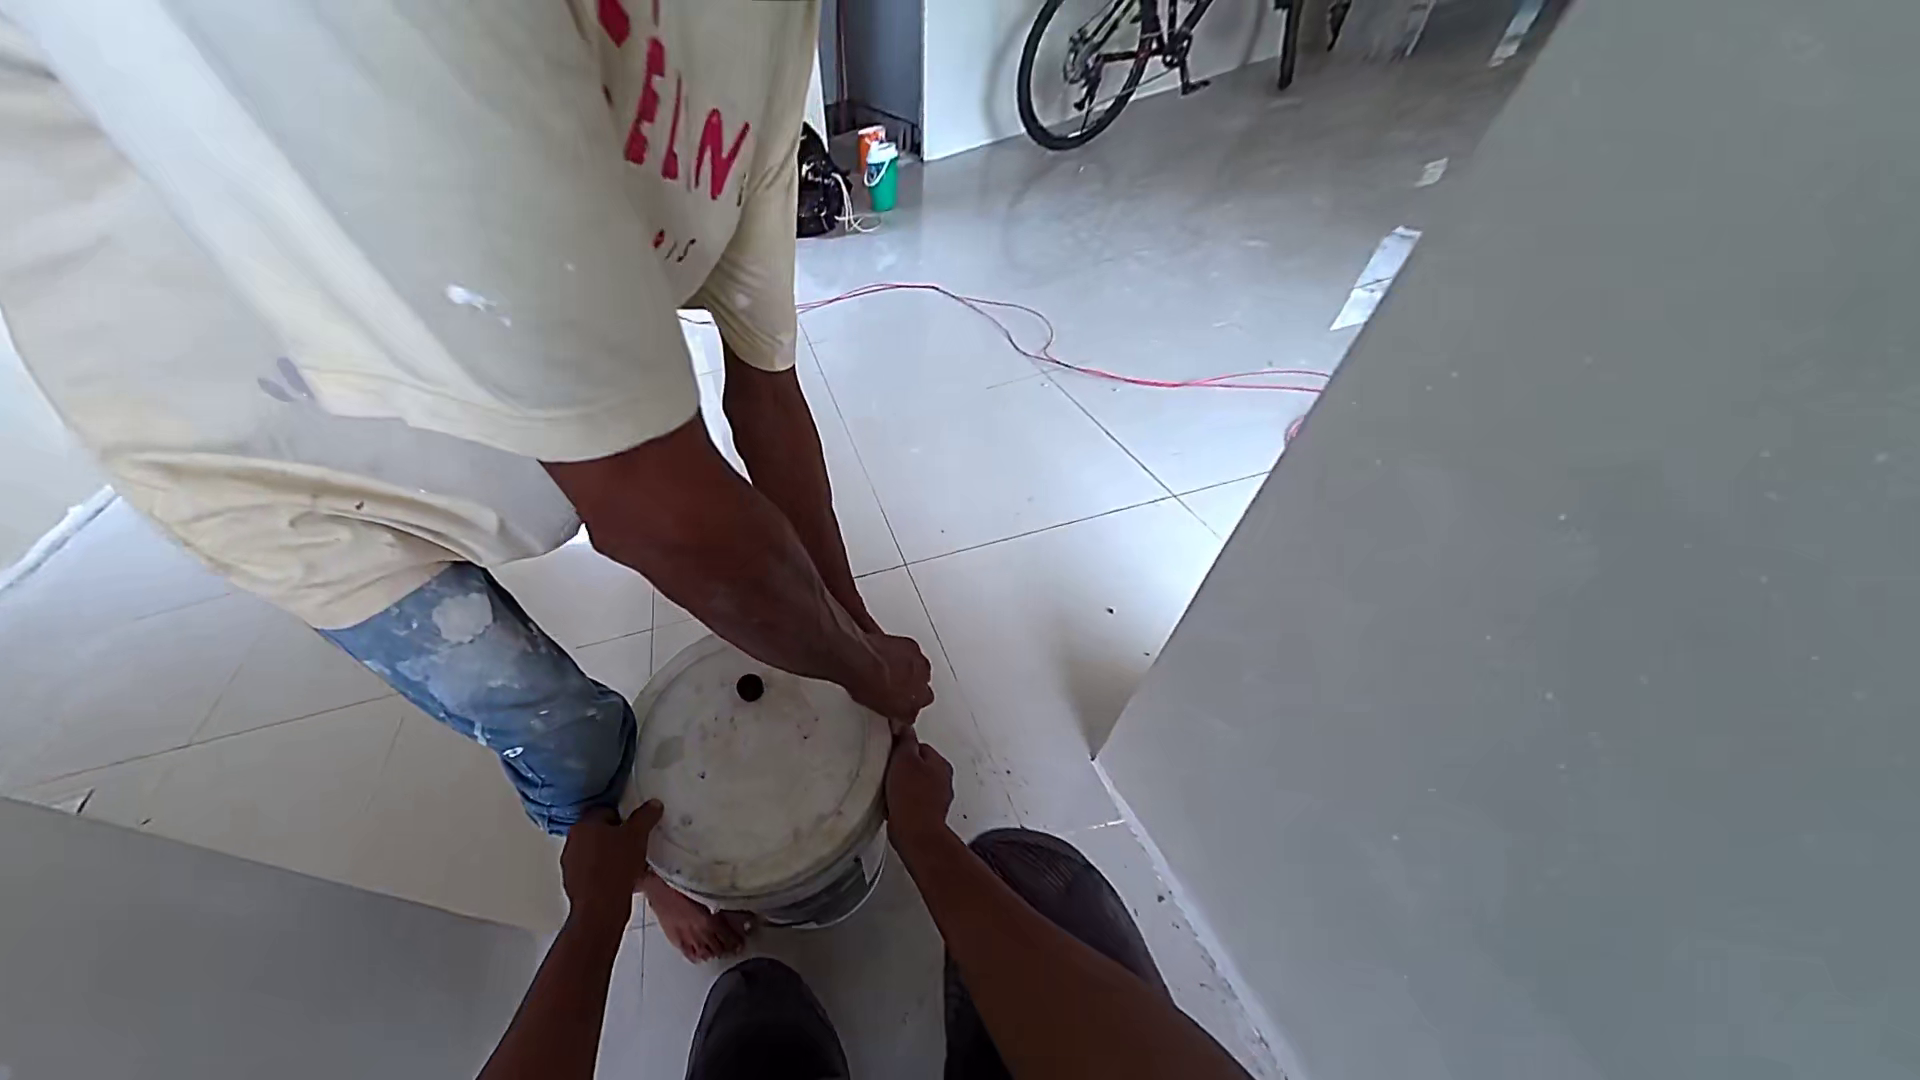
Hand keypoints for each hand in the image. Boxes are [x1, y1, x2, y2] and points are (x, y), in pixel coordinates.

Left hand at [560, 800, 662, 927]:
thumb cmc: (617, 865)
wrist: (600, 909)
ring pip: (596, 853)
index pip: (605, 810)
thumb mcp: (639, 834)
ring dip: (611, 854)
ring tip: (632, 861)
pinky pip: (594, 872)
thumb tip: (653, 804)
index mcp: (583, 825)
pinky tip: (623, 878)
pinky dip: (606, 872)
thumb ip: (646, 815)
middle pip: (599, 832)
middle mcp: (572, 843)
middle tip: (636, 841)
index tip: (636, 825)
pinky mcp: (574, 886)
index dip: (624, 816)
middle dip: (617, 835)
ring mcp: (570, 866)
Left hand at [847, 632, 933, 722]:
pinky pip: (914, 654)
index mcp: (910, 708)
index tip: (897, 707)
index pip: (912, 714)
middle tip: (898, 690)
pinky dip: (906, 656)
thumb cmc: (864, 682)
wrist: (860, 658)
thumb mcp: (874, 705)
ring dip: (913, 674)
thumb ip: (888, 708)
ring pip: (923, 673)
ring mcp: (920, 668)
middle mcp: (921, 689)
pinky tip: (893, 656)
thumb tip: (887, 707)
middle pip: (924, 695)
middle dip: (913, 693)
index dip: (904, 710)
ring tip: (896, 671)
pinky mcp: (914, 648)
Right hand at [885, 729, 954, 849]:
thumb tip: (904, 726)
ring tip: (890, 791)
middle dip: (903, 769)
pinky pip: (913, 802)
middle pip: (919, 765)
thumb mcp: (903, 759)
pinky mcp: (928, 815)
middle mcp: (943, 780)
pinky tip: (893, 805)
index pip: (920, 746)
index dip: (902, 749)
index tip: (891, 754)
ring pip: (915, 784)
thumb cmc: (911, 797)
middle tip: (890, 773)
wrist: (914, 833)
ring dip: (903, 787)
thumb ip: (905, 740)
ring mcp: (937, 799)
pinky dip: (903, 802)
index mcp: (941, 763)